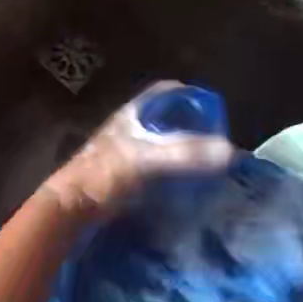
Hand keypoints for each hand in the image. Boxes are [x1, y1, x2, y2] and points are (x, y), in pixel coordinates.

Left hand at [41, 82, 234, 217]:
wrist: (70, 208)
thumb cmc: (103, 176)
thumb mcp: (146, 159)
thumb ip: (186, 153)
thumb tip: (232, 151)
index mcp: (132, 115)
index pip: (166, 92)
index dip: (191, 96)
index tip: (218, 113)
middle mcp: (129, 130)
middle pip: (167, 120)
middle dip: (194, 129)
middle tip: (222, 145)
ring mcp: (126, 154)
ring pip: (163, 146)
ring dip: (185, 154)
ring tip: (213, 167)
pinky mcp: (125, 178)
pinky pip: (157, 170)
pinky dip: (174, 174)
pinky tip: (190, 187)